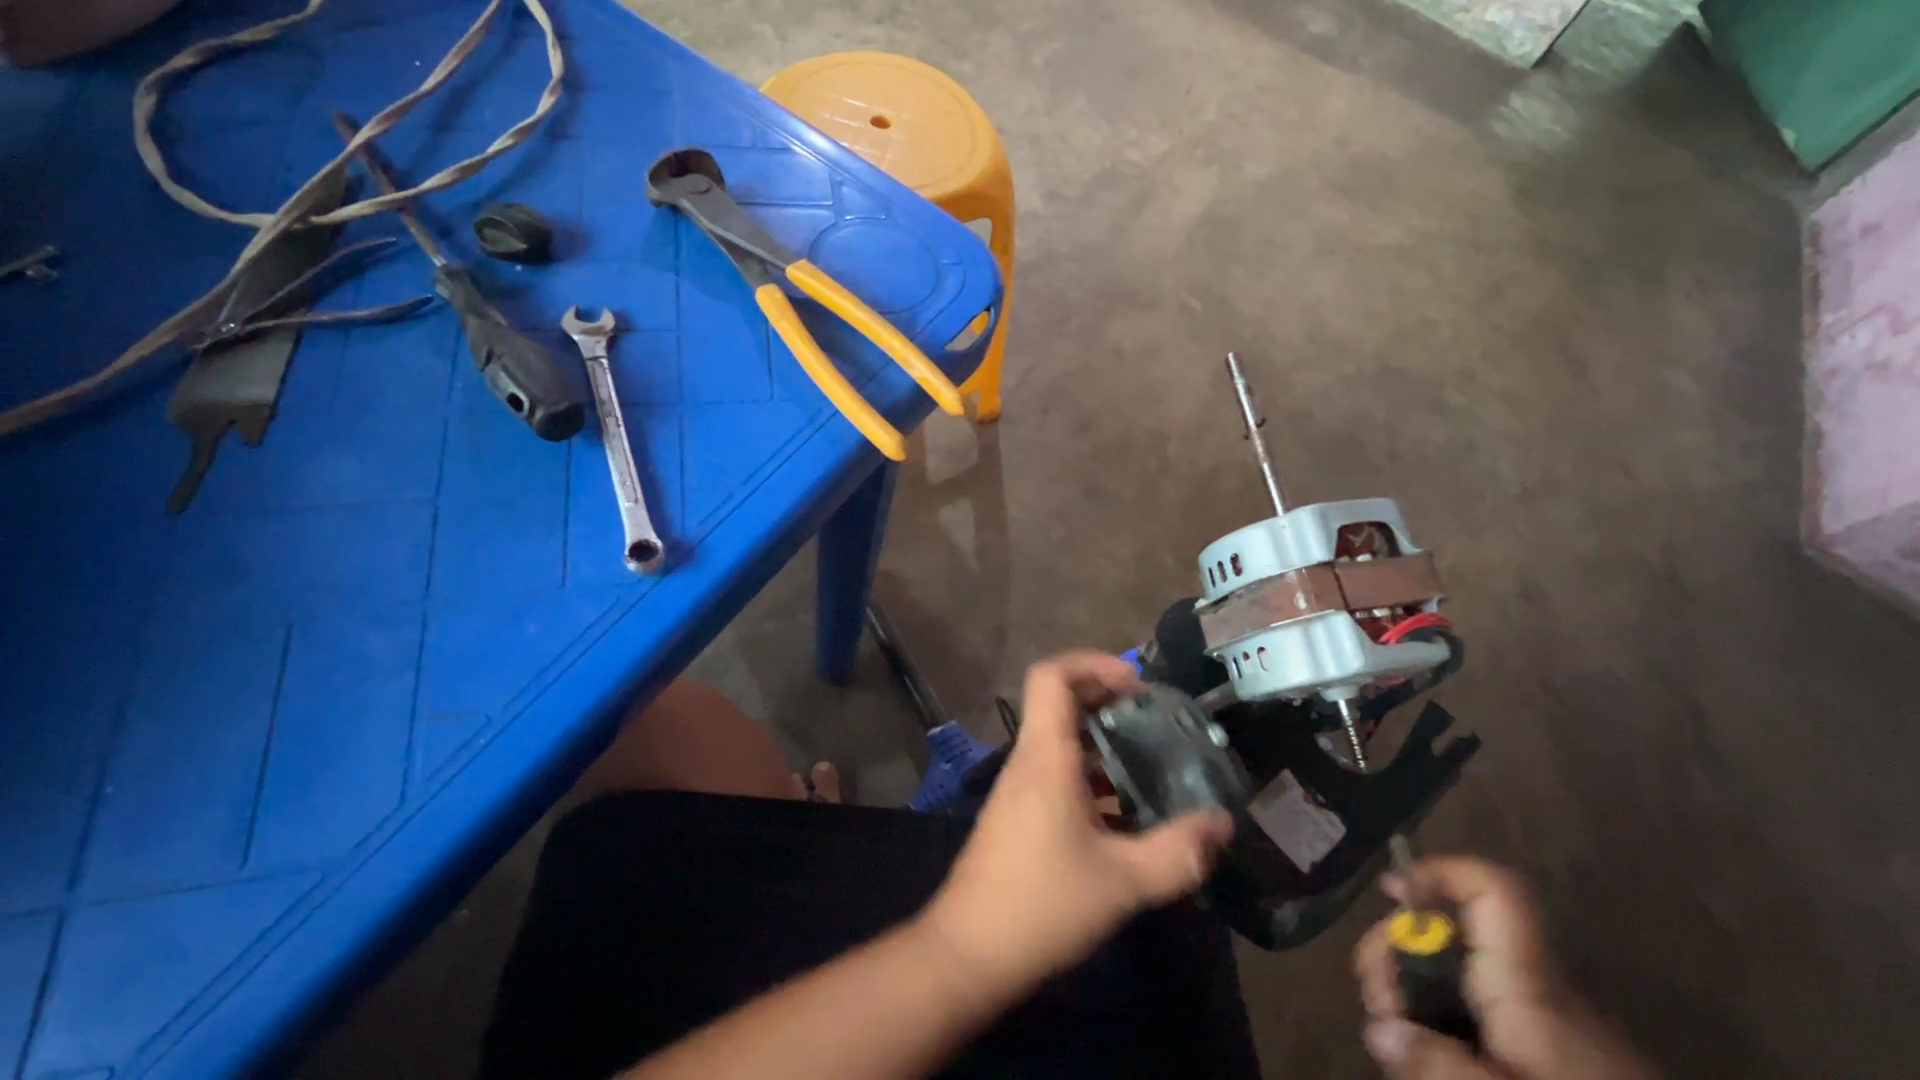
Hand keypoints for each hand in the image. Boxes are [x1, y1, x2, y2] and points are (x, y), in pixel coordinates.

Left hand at [920, 651, 1233, 995]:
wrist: (968, 954)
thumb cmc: (1042, 904)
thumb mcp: (1123, 881)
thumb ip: (1178, 852)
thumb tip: (1221, 823)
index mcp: (1045, 757)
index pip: (1052, 676)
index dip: (1093, 663)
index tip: (1138, 687)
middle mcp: (1029, 764)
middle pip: (1063, 706)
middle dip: (1113, 707)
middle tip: (1161, 728)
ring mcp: (1020, 793)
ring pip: (1065, 748)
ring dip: (1109, 751)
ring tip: (1158, 772)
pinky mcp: (1020, 821)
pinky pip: (1061, 781)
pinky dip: (1096, 785)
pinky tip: (1131, 821)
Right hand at [1354, 857, 1658, 1079]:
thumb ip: (1440, 1066)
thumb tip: (1381, 1028)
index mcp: (1530, 990)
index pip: (1495, 893)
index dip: (1441, 872)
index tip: (1392, 890)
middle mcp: (1539, 989)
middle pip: (1457, 930)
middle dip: (1402, 949)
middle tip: (1379, 1004)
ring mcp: (1548, 1018)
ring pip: (1464, 969)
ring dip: (1417, 985)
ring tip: (1398, 1033)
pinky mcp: (1553, 1046)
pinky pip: (1484, 1003)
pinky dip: (1446, 1013)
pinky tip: (1434, 1051)